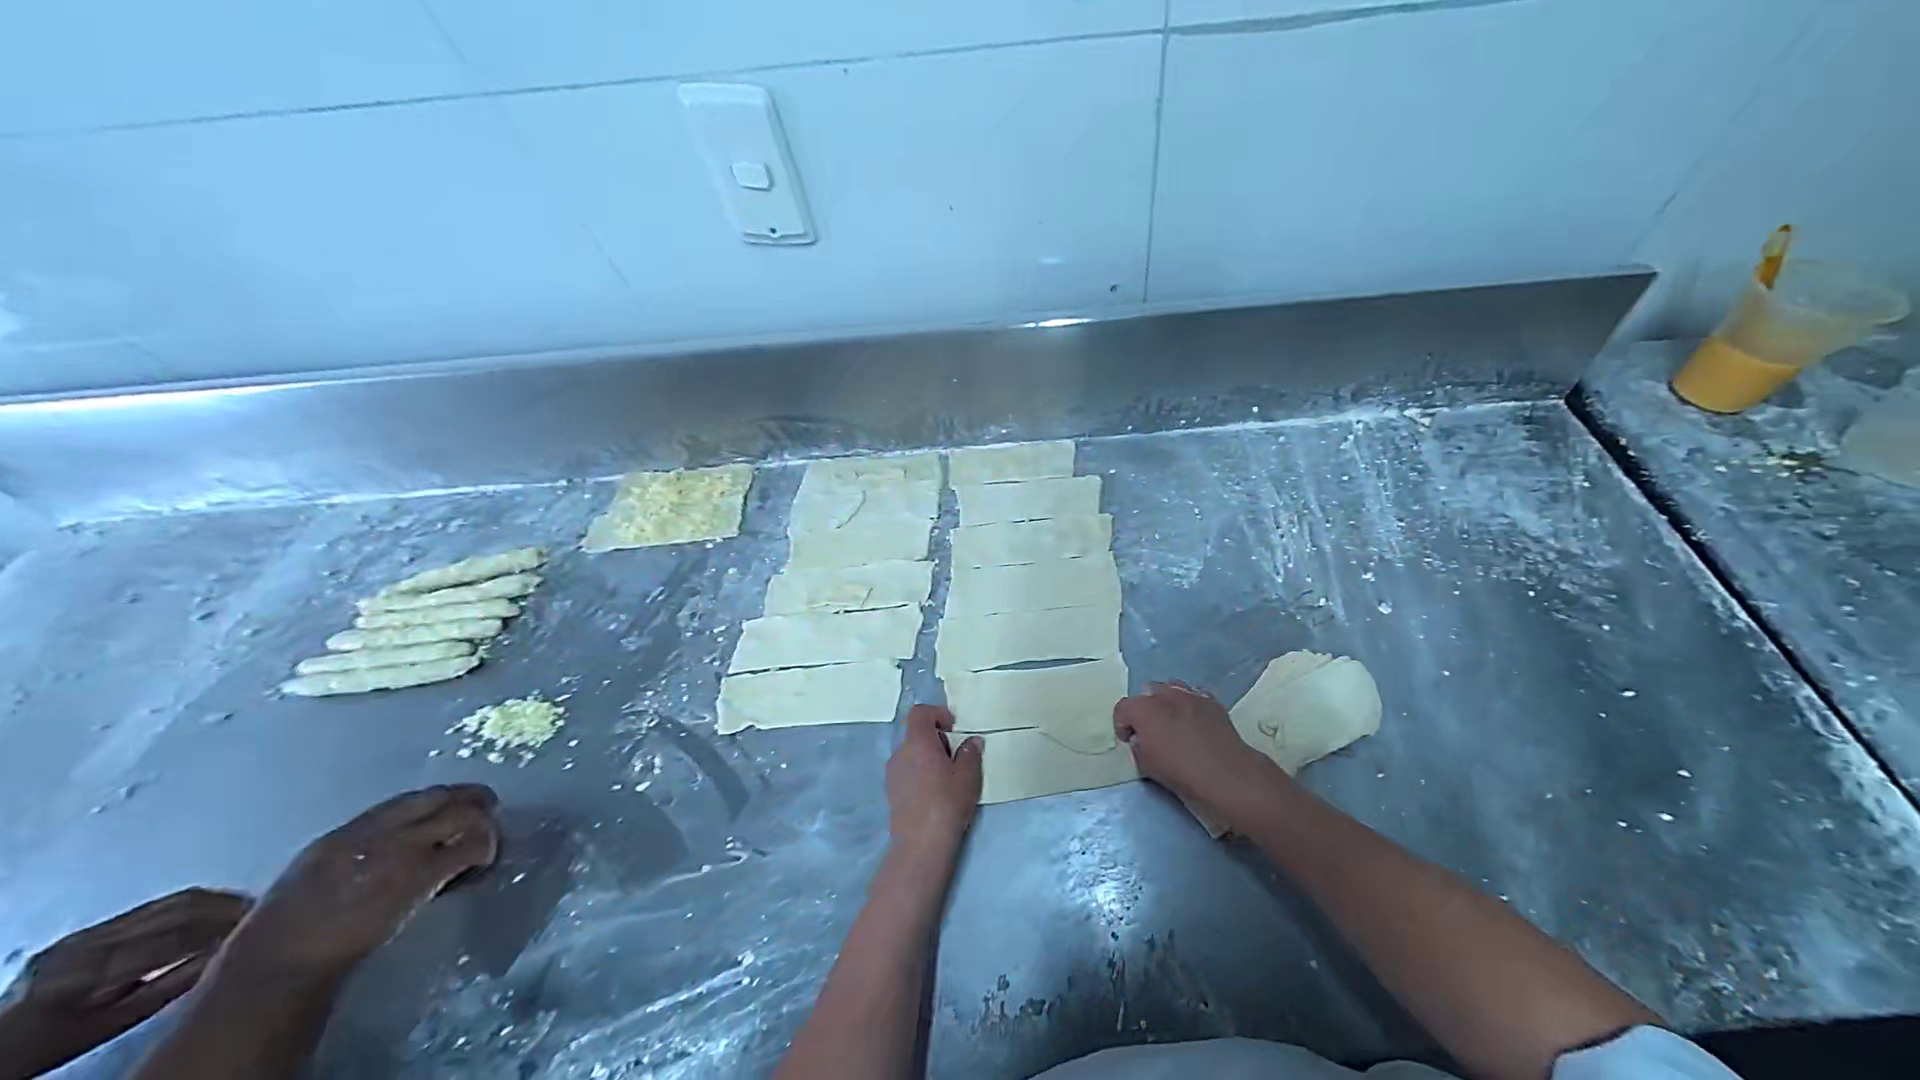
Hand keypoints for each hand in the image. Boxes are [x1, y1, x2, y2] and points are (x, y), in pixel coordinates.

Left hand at [0, 888, 248, 1079]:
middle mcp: (89, 941)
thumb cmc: (52, 1044)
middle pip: (179, 910)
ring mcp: (88, 930)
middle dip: (229, 908)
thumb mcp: (108, 1025)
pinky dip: (198, 901)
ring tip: (252, 906)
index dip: (223, 930)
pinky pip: (157, 904)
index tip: (260, 927)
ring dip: (220, 900)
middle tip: (268, 911)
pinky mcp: (92, 926)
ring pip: (174, 900)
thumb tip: (224, 956)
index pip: (175, 937)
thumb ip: (164, 988)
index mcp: (87, 970)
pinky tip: (219, 906)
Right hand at [213, 784, 499, 990]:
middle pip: (443, 796)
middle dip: (472, 801)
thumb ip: (354, 854)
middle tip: (488, 815)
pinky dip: (484, 852)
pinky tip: (481, 867)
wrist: (278, 967)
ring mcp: (401, 849)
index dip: (443, 798)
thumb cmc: (282, 934)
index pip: (411, 799)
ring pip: (465, 815)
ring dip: (484, 826)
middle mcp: (377, 832)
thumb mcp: (313, 875)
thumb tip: (396, 846)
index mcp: (346, 832)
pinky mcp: (421, 874)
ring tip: (486, 845)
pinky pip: (470, 848)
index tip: (458, 806)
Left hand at [886, 706, 982, 855]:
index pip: (920, 712)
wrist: (920, 843)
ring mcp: (892, 771)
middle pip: (916, 733)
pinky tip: (933, 793)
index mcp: (917, 742)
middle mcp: (900, 752)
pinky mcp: (891, 789)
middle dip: (937, 739)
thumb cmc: (946, 803)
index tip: (954, 730)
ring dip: (928, 757)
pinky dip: (920, 772)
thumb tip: (971, 741)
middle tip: (955, 758)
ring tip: (946, 779)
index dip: (937, 714)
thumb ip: (970, 753)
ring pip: (912, 752)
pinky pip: (907, 770)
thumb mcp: (968, 776)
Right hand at [1115, 681, 1289, 819]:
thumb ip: (1138, 746)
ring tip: (1173, 722)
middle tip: (1151, 731)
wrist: (1226, 775)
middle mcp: (1166, 695)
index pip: (1123, 708)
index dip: (1122, 724)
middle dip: (1146, 709)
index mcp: (1144, 710)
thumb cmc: (1181, 773)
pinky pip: (1194, 696)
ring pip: (1171, 688)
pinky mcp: (1212, 701)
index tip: (1129, 740)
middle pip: (1147, 692)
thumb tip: (1142, 741)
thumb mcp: (1147, 766)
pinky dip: (1189, 705)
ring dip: (1167, 702)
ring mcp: (1191, 695)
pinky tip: (1194, 722)